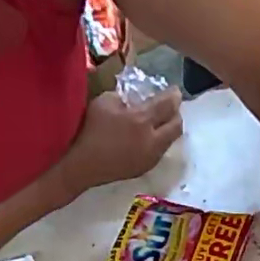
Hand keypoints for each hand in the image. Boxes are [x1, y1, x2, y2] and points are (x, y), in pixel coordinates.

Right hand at [57, 89, 182, 193]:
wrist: (83, 166)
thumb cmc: (91, 130)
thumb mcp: (105, 101)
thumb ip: (125, 97)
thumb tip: (135, 100)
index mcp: (141, 121)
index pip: (168, 105)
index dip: (174, 96)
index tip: (175, 91)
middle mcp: (151, 141)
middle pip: (176, 126)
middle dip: (176, 114)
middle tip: (169, 107)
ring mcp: (149, 158)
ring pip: (170, 142)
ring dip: (168, 130)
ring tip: (159, 122)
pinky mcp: (143, 169)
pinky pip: (159, 152)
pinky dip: (159, 142)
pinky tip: (148, 138)